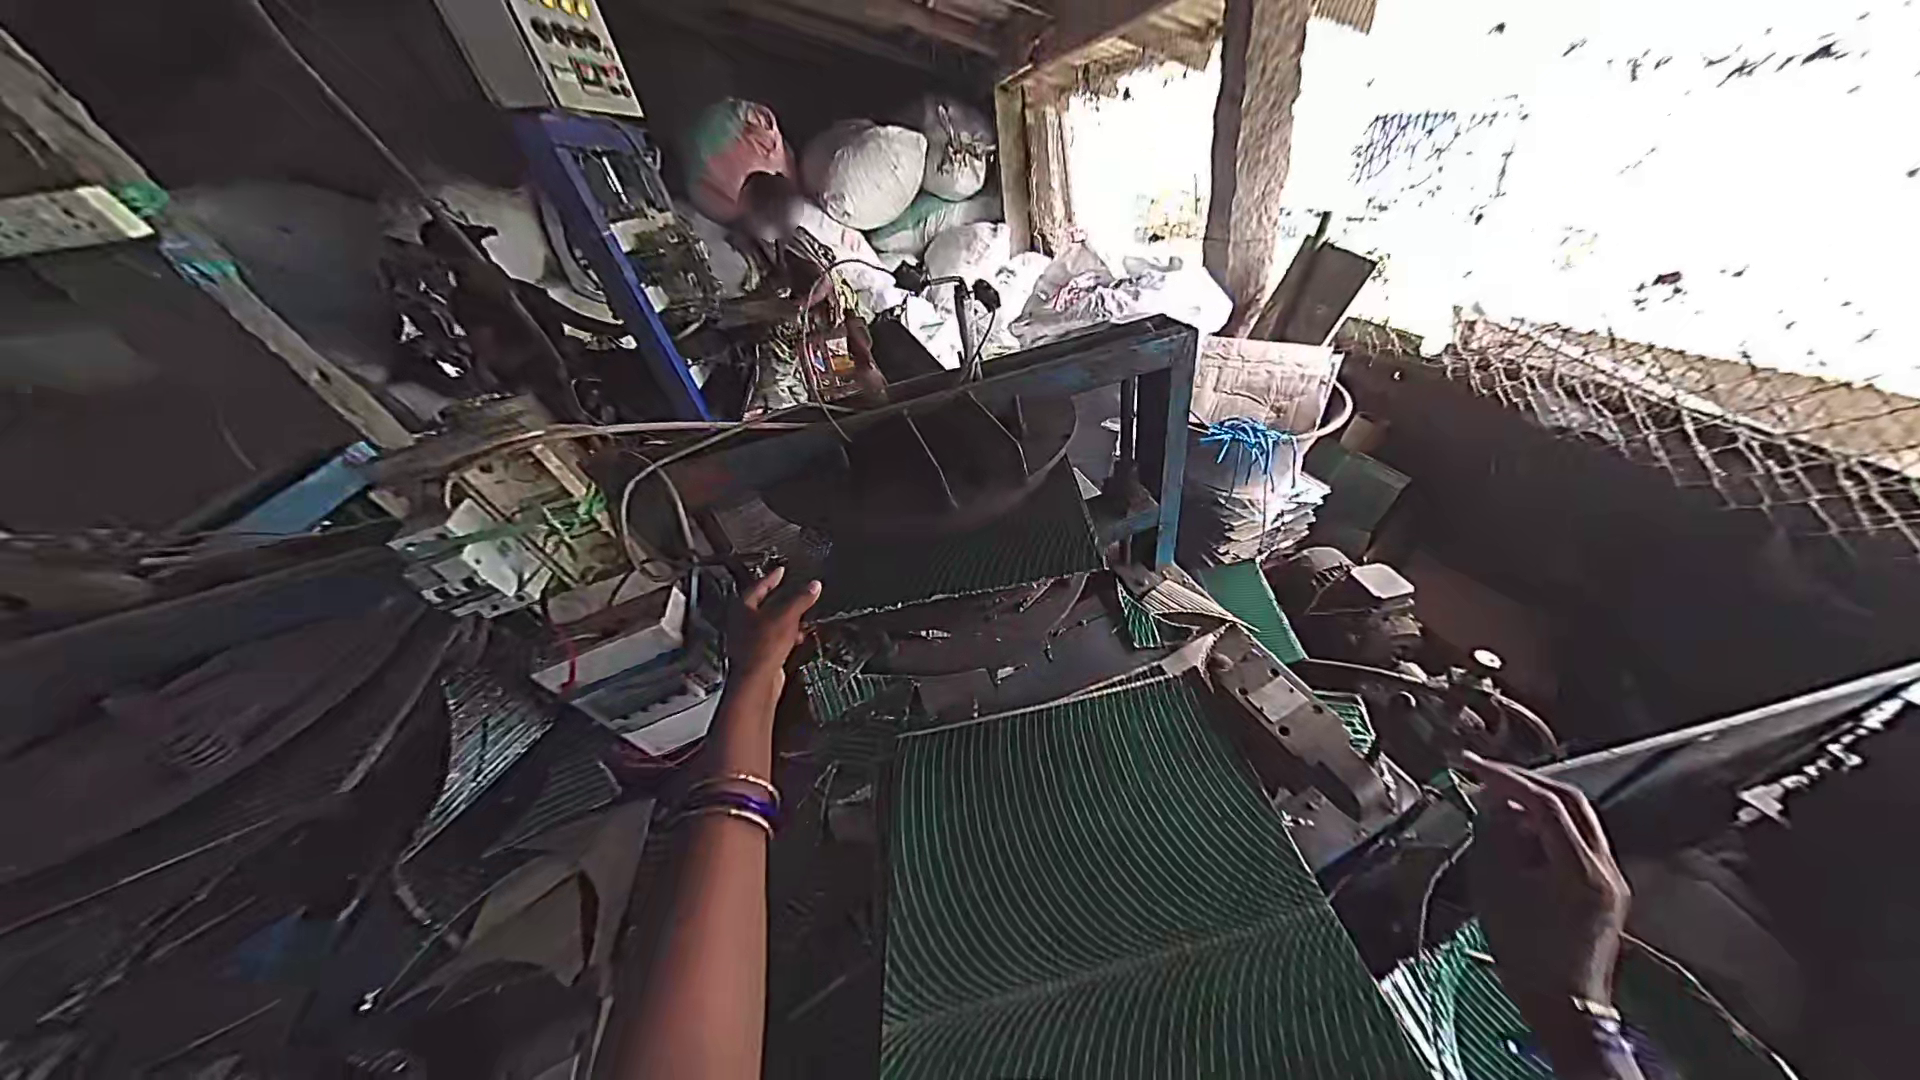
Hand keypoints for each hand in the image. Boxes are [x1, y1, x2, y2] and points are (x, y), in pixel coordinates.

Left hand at [725, 566, 820, 689]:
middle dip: (782, 600)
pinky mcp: (759, 655)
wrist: (757, 681)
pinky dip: (787, 636)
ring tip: (801, 616)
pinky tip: (797, 638)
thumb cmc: (762, 648)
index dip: (771, 578)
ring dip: (787, 619)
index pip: (758, 587)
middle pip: (764, 605)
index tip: (780, 571)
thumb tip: (814, 586)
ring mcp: (750, 640)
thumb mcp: (787, 616)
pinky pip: (775, 640)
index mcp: (743, 608)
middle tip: (795, 592)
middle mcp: (742, 623)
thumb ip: (801, 599)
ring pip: (771, 623)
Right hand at [1466, 753, 1629, 1009]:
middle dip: (1523, 781)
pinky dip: (1543, 822)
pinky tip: (1514, 827)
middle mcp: (1606, 868)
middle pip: (1570, 801)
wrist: (1560, 998)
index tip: (1468, 764)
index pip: (1545, 802)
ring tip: (1493, 800)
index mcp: (1582, 868)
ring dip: (1533, 801)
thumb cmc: (1521, 943)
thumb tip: (1493, 798)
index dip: (1503, 776)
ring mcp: (1611, 878)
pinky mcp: (1603, 887)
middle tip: (1484, 773)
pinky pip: (1574, 837)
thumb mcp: (1494, 878)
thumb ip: (1495, 830)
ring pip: (1575, 817)